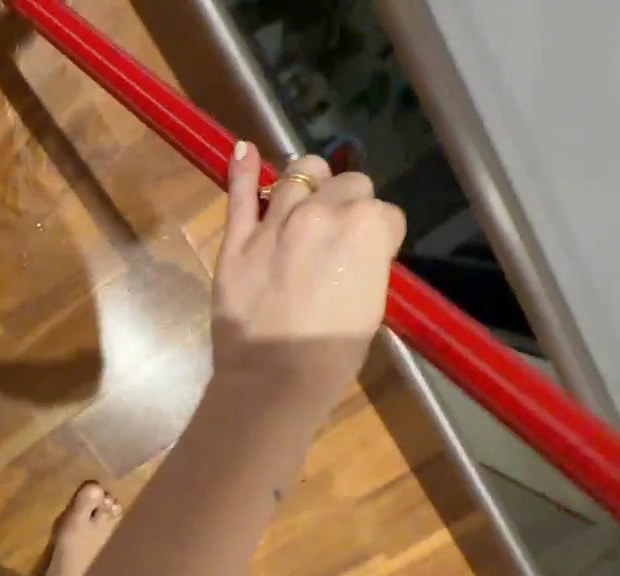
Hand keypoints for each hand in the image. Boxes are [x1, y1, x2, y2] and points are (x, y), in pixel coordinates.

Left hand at [211, 145, 405, 395]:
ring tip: (303, 200)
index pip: (383, 211)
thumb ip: (364, 258)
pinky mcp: (236, 243)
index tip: (362, 260)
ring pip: (298, 175)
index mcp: (370, 227)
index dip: (375, 235)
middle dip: (345, 205)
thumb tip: (352, 247)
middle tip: (332, 240)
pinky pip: (240, 196)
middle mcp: (324, 213)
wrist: (273, 379)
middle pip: (344, 185)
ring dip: (306, 183)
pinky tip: (242, 151)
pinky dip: (242, 170)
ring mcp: (275, 225)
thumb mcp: (371, 301)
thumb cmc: (331, 353)